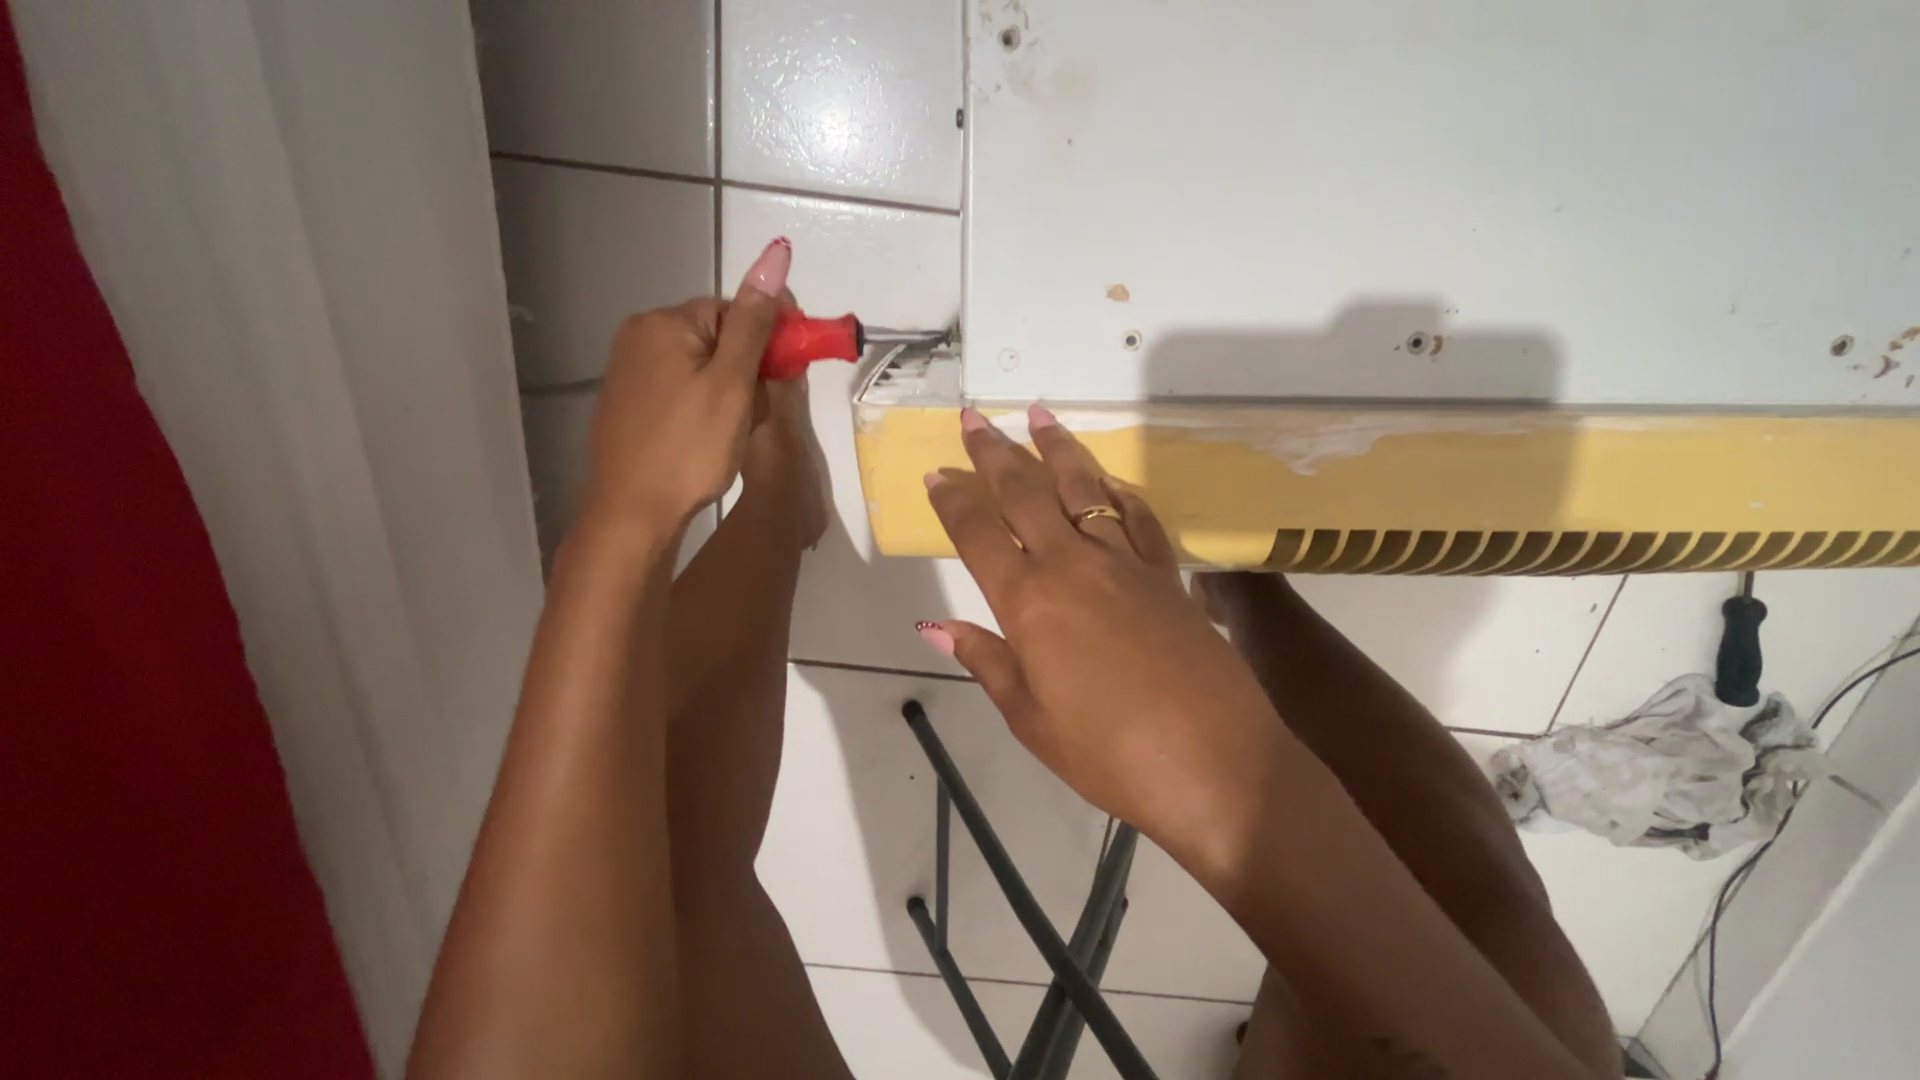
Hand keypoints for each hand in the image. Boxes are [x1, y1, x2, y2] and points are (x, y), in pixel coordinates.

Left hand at [581, 238, 791, 532]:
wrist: (631, 514)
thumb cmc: (689, 449)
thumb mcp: (732, 384)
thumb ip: (755, 321)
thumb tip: (776, 253)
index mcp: (665, 323)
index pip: (734, 311)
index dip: (766, 343)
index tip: (782, 380)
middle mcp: (639, 335)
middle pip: (716, 337)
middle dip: (745, 370)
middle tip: (754, 415)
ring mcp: (627, 369)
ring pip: (699, 365)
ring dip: (726, 391)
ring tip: (731, 432)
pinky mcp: (626, 401)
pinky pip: (677, 387)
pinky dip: (700, 406)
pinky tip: (704, 438)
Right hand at [922, 406, 1290, 857]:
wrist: (1215, 762)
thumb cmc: (1108, 753)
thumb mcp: (1030, 717)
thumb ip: (985, 660)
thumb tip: (935, 627)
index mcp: (1028, 602)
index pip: (978, 534)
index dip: (953, 501)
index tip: (937, 474)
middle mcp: (1072, 566)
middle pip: (1025, 493)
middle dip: (995, 452)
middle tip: (974, 417)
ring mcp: (1125, 563)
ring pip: (1082, 488)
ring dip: (1056, 448)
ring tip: (1038, 413)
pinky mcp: (1167, 573)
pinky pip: (1136, 515)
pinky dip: (1116, 490)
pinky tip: (1106, 478)